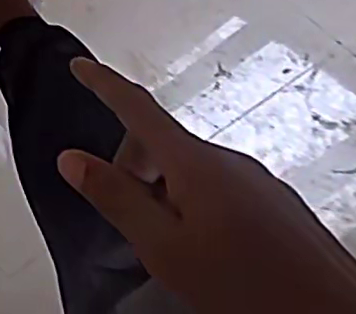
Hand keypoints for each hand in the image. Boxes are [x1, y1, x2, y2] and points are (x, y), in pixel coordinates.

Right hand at [58, 58, 355, 313]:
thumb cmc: (253, 294)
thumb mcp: (168, 251)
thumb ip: (117, 199)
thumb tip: (72, 158)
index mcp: (195, 162)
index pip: (137, 106)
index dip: (104, 83)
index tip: (81, 65)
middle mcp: (229, 160)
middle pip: (163, 143)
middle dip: (134, 168)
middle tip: (128, 220)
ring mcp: (260, 183)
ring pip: (194, 172)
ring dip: (168, 194)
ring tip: (174, 251)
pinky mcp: (283, 210)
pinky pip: (225, 191)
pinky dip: (200, 208)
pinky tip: (215, 258)